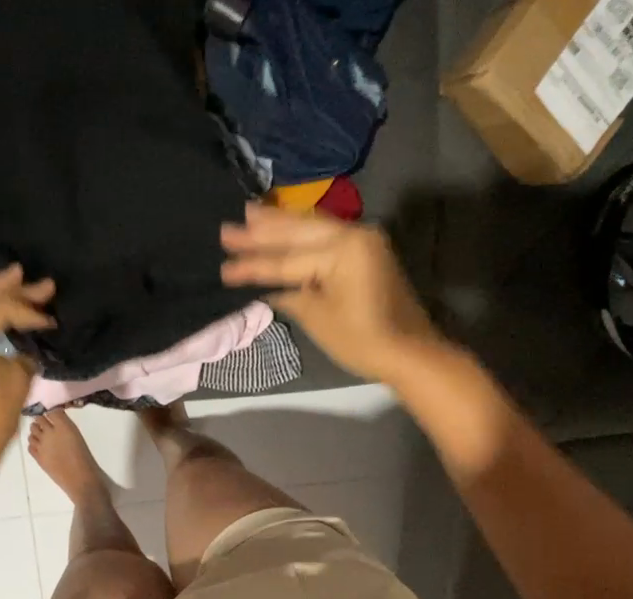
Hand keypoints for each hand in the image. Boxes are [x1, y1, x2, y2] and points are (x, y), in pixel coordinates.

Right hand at [221, 205, 451, 383]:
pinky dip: (301, 232)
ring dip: (280, 223)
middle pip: (298, 232)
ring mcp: (361, 240)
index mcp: (341, 251)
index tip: (223, 266)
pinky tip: (282, 226)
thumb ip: (290, 294)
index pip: (286, 259)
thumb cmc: (362, 339)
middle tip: (229, 226)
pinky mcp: (364, 250)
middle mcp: (352, 235)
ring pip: (311, 227)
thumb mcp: (318, 318)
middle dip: (262, 231)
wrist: (408, 350)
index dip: (253, 266)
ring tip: (250, 213)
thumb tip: (266, 286)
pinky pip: (325, 234)